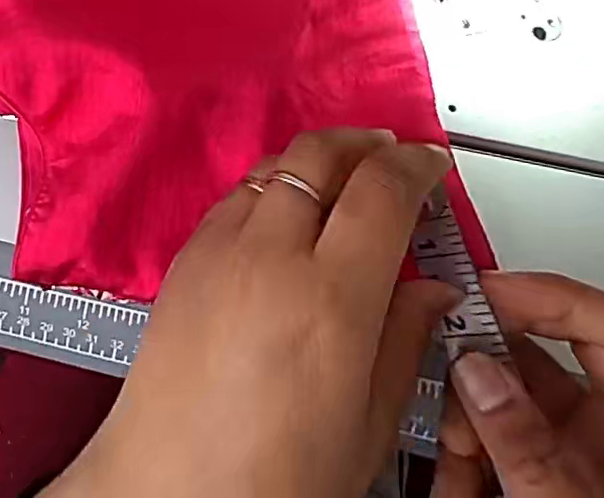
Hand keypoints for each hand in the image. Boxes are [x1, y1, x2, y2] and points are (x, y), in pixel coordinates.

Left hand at [46, 127, 461, 497]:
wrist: (170, 487)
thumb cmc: (270, 476)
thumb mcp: (367, 422)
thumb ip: (405, 339)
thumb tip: (433, 291)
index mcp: (330, 299)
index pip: (382, 190)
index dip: (415, 163)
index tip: (430, 162)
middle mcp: (271, 255)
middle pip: (320, 153)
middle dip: (363, 140)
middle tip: (389, 152)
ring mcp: (222, 246)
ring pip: (277, 164)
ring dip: (317, 158)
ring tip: (342, 178)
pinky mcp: (189, 250)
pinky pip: (239, 194)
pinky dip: (273, 186)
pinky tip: (286, 214)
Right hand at [434, 272, 603, 497]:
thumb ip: (536, 458)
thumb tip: (476, 370)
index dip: (561, 299)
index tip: (490, 292)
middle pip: (564, 357)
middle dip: (494, 354)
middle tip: (442, 352)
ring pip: (523, 395)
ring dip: (473, 412)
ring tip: (447, 455)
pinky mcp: (570, 477)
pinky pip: (512, 435)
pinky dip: (476, 449)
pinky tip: (454, 478)